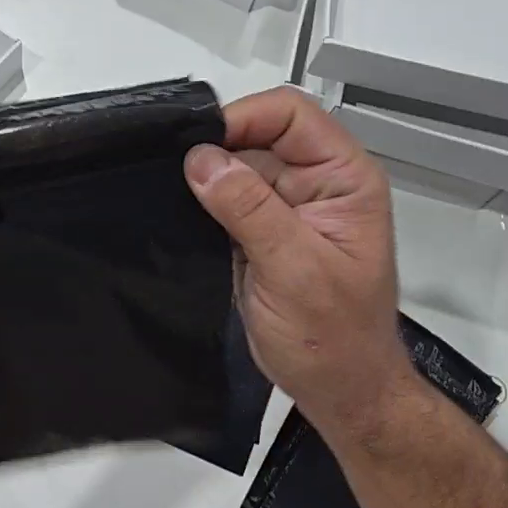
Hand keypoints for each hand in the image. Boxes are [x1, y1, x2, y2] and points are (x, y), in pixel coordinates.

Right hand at [183, 87, 412, 445]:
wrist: (338, 391)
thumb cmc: (333, 337)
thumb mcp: (295, 269)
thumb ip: (250, 209)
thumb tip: (200, 158)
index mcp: (343, 179)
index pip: (291, 115)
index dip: (244, 118)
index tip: (198, 146)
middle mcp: (315, 183)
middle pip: (259, 135)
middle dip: (215, 146)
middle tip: (169, 170)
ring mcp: (284, 207)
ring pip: (235, 165)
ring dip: (203, 175)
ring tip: (165, 188)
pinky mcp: (257, 232)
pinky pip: (223, 199)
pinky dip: (198, 202)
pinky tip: (175, 210)